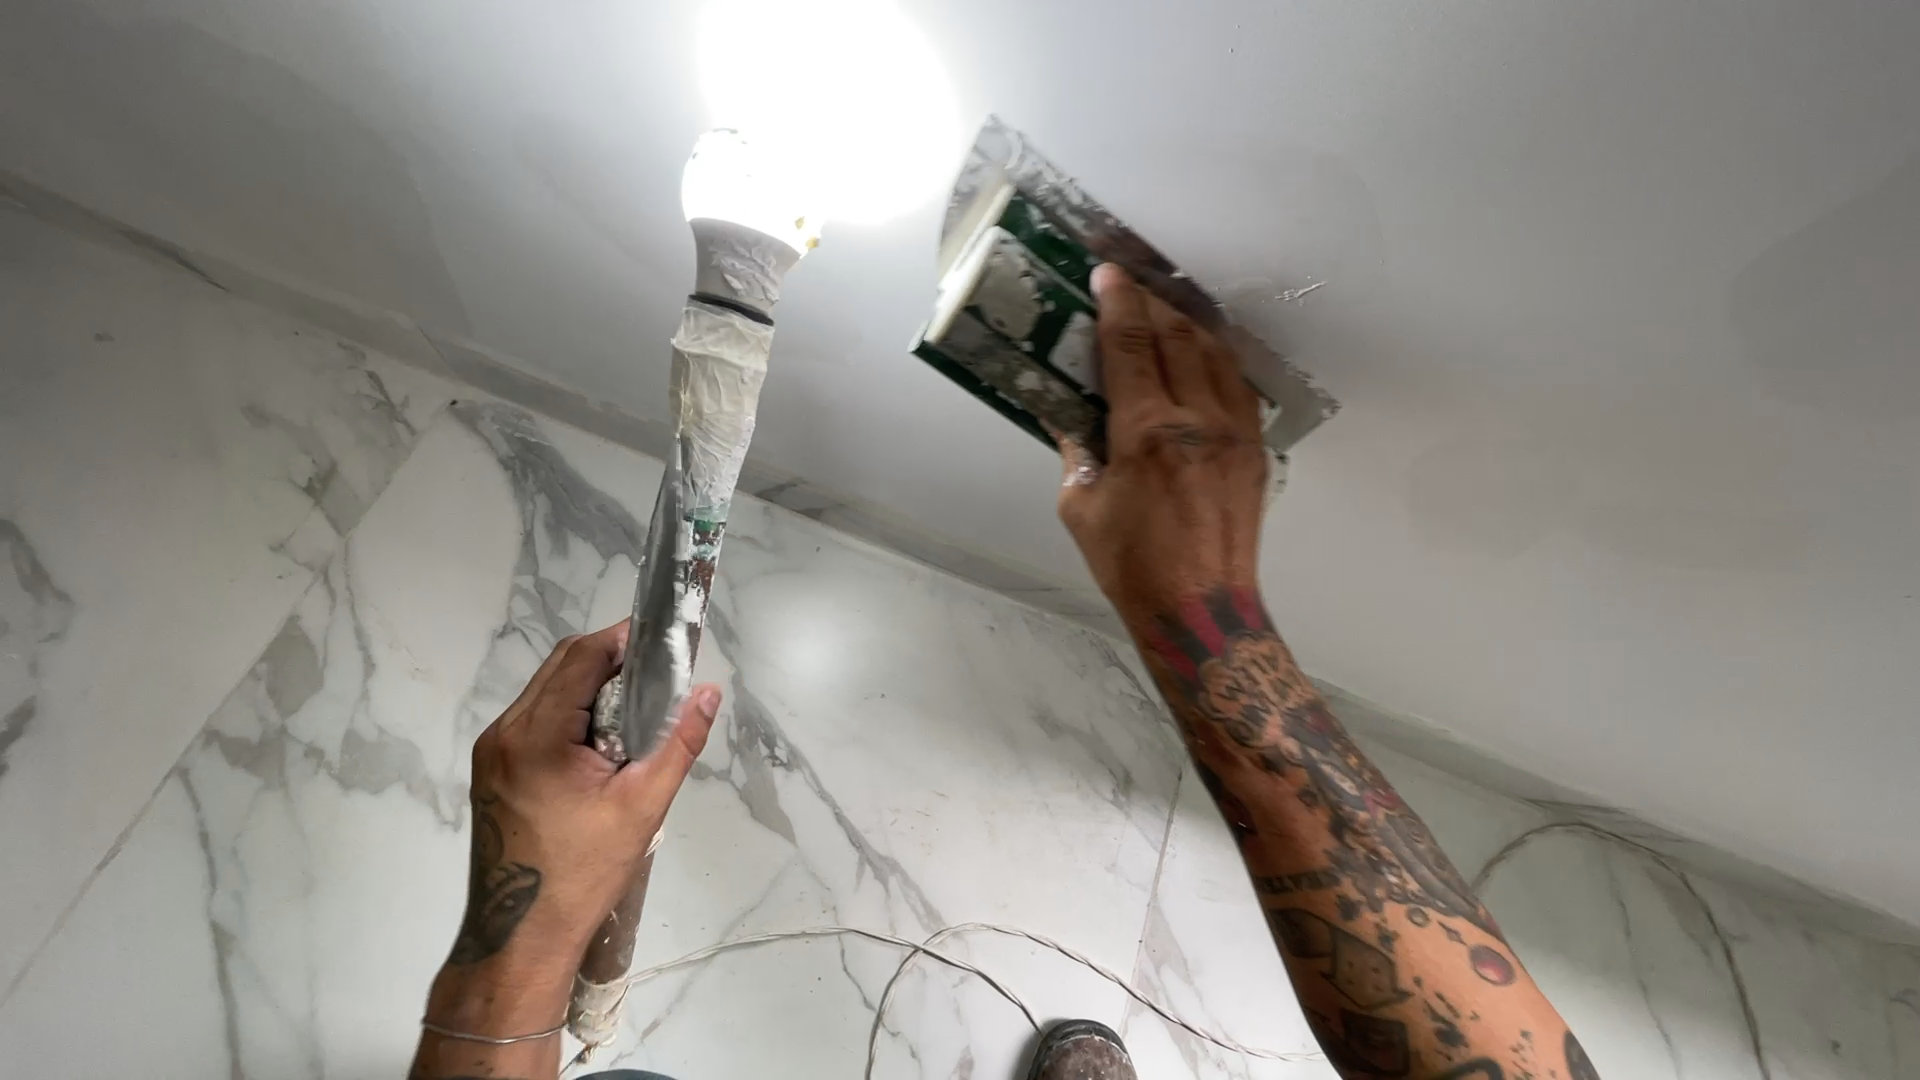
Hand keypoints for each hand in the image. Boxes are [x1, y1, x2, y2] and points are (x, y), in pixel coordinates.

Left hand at [450, 621, 720, 977]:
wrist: (519, 938)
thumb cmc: (585, 871)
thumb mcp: (645, 805)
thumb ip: (679, 741)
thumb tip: (708, 692)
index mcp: (536, 736)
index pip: (580, 658)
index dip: (622, 638)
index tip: (664, 639)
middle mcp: (504, 733)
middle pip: (560, 665)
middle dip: (610, 656)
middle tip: (659, 669)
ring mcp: (493, 752)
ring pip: (547, 688)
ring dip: (592, 682)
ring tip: (639, 701)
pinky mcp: (494, 769)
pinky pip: (537, 715)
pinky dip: (573, 708)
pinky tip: (606, 733)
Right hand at [1057, 264, 1268, 624]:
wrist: (1201, 609)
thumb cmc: (1132, 566)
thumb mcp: (1080, 508)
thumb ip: (1076, 452)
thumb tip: (1068, 414)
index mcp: (1148, 434)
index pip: (1132, 346)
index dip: (1116, 303)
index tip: (1105, 274)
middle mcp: (1198, 422)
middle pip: (1177, 336)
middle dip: (1150, 301)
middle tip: (1127, 284)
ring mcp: (1235, 433)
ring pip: (1215, 353)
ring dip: (1186, 322)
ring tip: (1161, 309)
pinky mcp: (1254, 450)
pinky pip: (1236, 385)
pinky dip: (1213, 358)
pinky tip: (1197, 354)